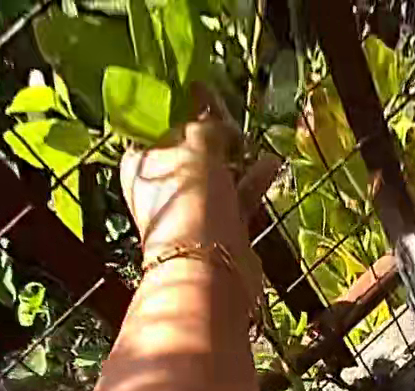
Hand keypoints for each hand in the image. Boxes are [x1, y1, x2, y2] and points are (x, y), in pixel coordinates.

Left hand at [119, 92, 260, 287]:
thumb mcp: (197, 145)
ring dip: (238, 159)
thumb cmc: (192, 202)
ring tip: (255, 141)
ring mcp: (196, 213)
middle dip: (213, 137)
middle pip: (191, 153)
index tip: (202, 95)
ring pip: (218, 177)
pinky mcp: (223, 231)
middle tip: (232, 120)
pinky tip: (272, 164)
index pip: (156, 129)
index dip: (179, 112)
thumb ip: (206, 125)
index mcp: (143, 166)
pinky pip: (239, 199)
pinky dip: (253, 182)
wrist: (211, 270)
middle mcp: (165, 190)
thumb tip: (218, 122)